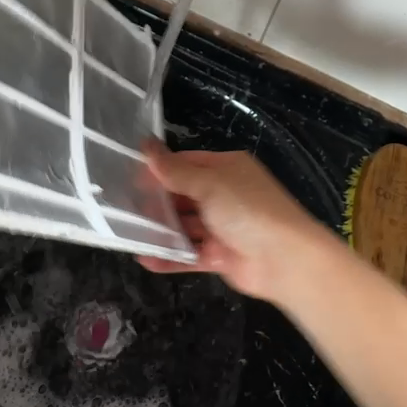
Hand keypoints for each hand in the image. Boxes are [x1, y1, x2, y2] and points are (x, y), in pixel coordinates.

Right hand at [136, 142, 346, 305]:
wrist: (284, 258)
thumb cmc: (246, 209)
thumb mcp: (209, 183)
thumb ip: (175, 172)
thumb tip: (147, 147)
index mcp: (226, 168)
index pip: (187, 163)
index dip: (160, 169)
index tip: (129, 175)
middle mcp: (224, 194)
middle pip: (184, 195)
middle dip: (157, 201)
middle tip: (122, 205)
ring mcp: (222, 227)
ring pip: (185, 225)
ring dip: (161, 229)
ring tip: (127, 231)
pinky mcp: (220, 256)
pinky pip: (189, 254)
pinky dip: (169, 257)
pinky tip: (144, 258)